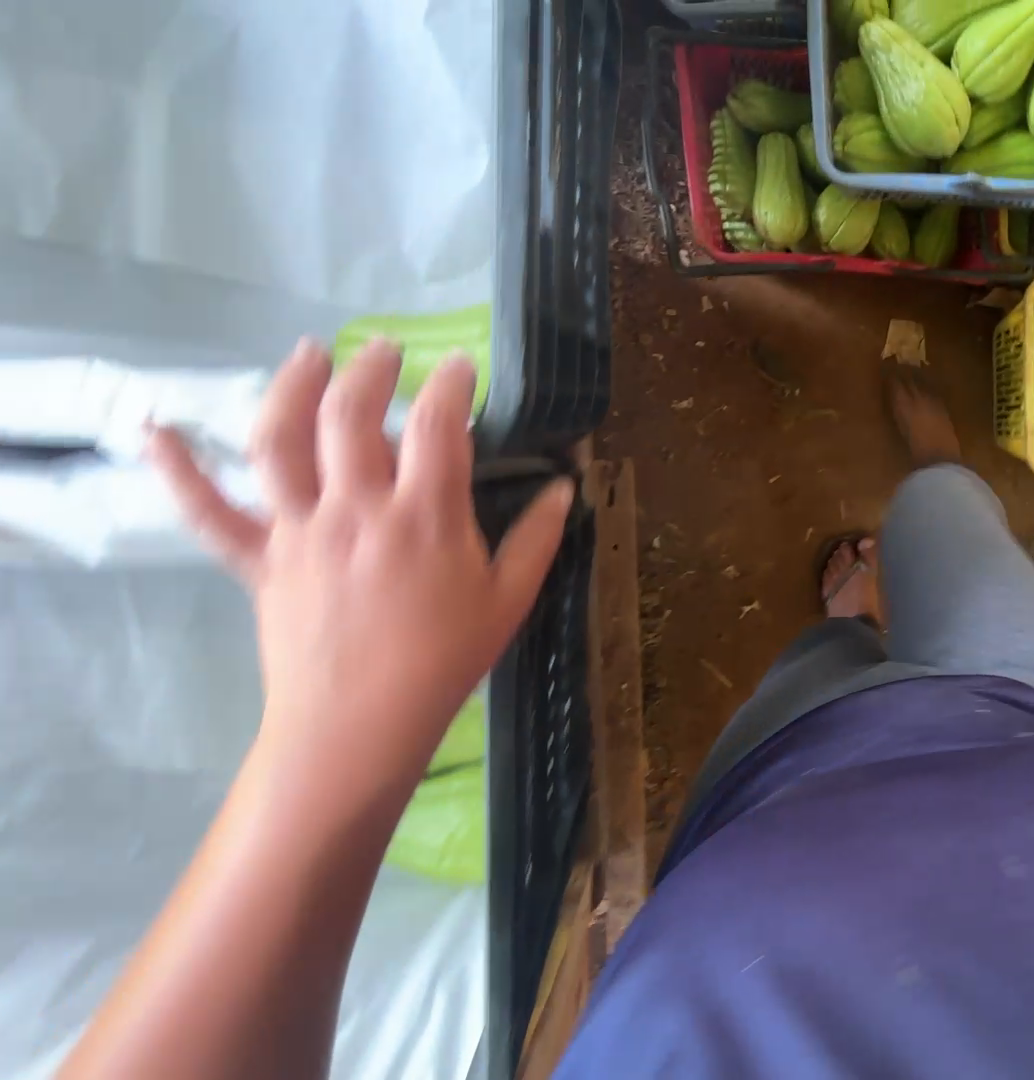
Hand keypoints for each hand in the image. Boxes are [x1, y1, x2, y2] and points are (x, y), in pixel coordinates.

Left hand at [147, 338, 572, 794]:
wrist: (361, 721)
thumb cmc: (447, 657)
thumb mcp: (511, 597)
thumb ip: (538, 537)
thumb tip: (565, 488)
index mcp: (425, 517)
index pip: (438, 429)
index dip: (451, 387)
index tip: (461, 366)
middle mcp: (356, 508)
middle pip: (350, 416)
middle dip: (370, 370)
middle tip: (385, 348)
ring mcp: (299, 529)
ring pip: (278, 441)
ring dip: (289, 387)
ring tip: (308, 354)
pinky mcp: (258, 558)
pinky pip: (208, 510)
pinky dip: (178, 468)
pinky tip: (159, 429)